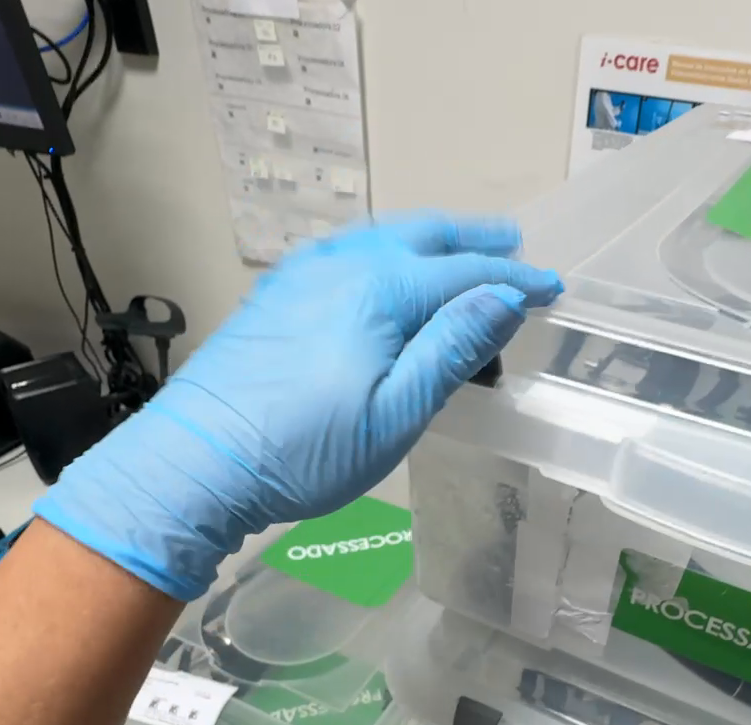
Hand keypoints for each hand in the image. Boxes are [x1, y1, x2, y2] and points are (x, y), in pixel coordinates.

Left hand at [34, 215, 563, 601]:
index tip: (552, 289)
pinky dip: (389, 253)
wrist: (199, 461)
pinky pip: (350, 253)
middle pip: (424, 237)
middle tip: (515, 247)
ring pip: (384, 239)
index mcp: (379, 292)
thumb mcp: (395, 414)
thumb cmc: (306, 451)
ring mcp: (304, 274)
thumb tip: (503, 299)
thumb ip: (451, 350)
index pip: (466, 275)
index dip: (514, 282)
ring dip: (432, 243)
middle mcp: (343, 265)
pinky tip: (390, 270)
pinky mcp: (279, 294)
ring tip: (463, 253)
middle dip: (475, 241)